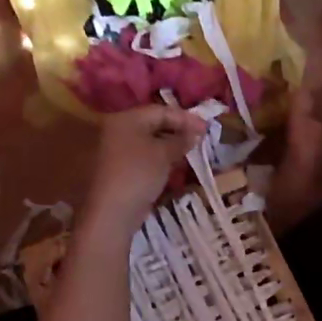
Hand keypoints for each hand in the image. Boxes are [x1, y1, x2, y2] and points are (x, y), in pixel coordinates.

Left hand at [83, 105, 207, 237]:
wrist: (114, 209)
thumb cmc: (139, 173)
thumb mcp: (164, 153)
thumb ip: (181, 140)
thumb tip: (194, 134)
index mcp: (126, 119)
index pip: (160, 111)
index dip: (185, 118)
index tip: (207, 127)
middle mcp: (119, 129)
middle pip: (154, 123)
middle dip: (179, 129)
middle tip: (200, 137)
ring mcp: (118, 148)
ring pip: (150, 139)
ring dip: (172, 143)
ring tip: (192, 149)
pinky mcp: (122, 166)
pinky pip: (146, 154)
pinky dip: (162, 155)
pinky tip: (176, 162)